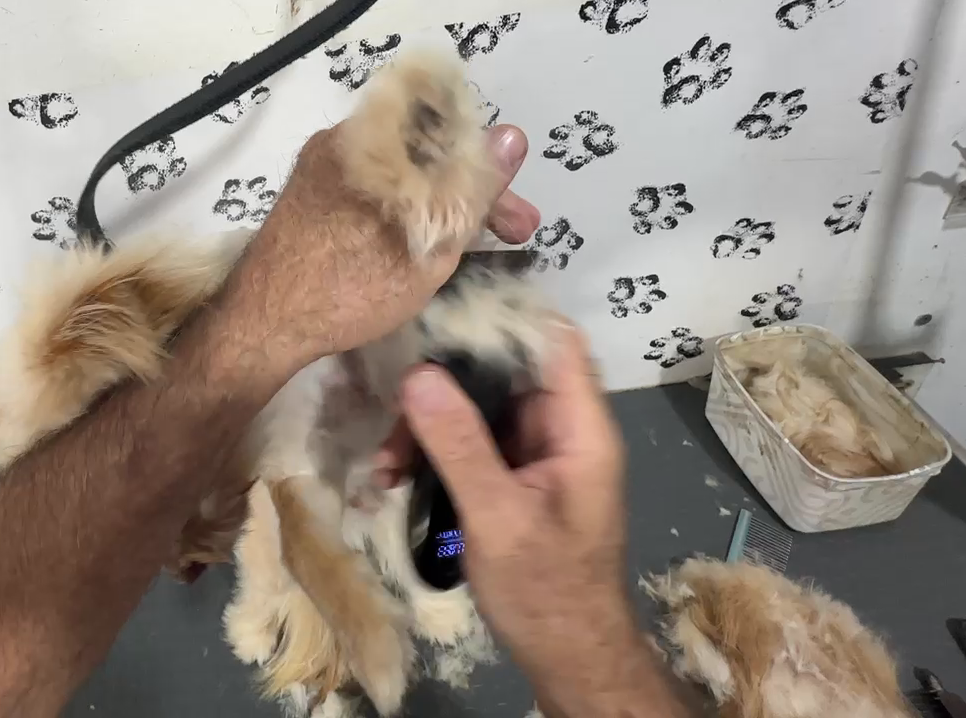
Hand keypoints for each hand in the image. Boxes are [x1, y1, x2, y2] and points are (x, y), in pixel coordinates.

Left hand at [214, 124, 537, 375]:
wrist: (262, 322)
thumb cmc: (349, 284)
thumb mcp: (429, 241)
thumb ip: (472, 187)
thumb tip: (511, 134)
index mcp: (370, 137)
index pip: (446, 121)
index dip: (488, 159)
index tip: (512, 206)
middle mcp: (342, 141)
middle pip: (426, 150)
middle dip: (474, 188)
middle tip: (516, 231)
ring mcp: (322, 169)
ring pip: (402, 173)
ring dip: (443, 201)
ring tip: (475, 246)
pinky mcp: (310, 197)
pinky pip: (373, 189)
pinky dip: (406, 209)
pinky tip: (426, 243)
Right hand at [389, 330, 690, 716]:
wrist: (564, 658)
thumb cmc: (546, 590)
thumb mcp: (498, 517)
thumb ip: (459, 444)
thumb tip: (418, 373)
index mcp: (578, 427)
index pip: (552, 340)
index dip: (505, 314)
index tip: (444, 307)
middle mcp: (555, 426)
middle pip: (499, 368)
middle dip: (443, 379)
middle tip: (395, 398)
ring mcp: (528, 447)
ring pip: (471, 402)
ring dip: (424, 423)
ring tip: (387, 458)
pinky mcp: (504, 468)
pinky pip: (462, 436)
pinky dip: (427, 448)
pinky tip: (394, 474)